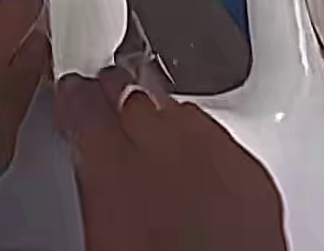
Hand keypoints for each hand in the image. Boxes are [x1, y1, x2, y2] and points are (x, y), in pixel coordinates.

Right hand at [55, 68, 287, 250]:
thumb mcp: (103, 233)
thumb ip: (95, 179)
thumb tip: (89, 157)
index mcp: (115, 169)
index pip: (84, 103)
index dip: (75, 97)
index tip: (73, 98)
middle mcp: (165, 147)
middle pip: (129, 91)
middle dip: (115, 93)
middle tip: (107, 104)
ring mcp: (211, 151)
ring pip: (174, 105)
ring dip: (159, 113)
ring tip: (151, 132)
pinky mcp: (249, 169)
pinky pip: (214, 132)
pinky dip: (200, 137)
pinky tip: (192, 157)